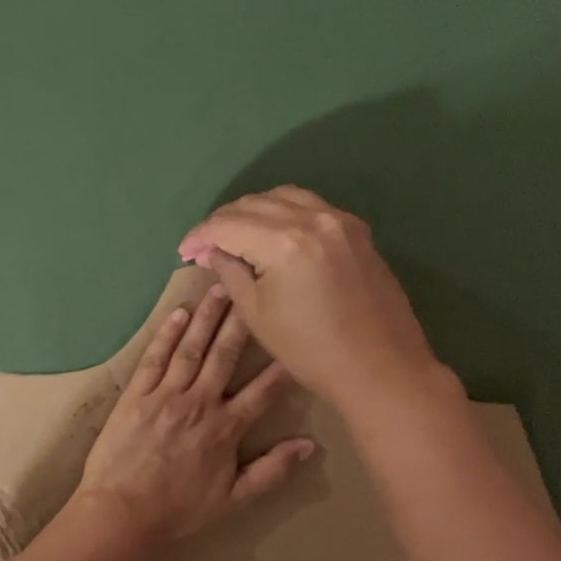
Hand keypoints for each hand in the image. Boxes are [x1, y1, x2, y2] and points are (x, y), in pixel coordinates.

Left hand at [74, 283, 313, 544]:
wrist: (122, 510)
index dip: (284, 362)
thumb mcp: (233, 498)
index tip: (298, 334)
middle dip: (242, 321)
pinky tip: (178, 315)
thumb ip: (271, 470)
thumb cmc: (177, 509)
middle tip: (256, 286)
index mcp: (226, 428)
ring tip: (220, 288)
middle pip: (225, 355)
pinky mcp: (134, 397)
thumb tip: (310, 445)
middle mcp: (198, 403)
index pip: (265, 388)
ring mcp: (164, 397)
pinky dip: (166, 336)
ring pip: (190, 350)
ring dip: (206, 318)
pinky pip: (152, 360)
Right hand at [178, 186, 441, 406]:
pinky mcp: (355, 230)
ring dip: (251, 212)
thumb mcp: (254, 312)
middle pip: (253, 203)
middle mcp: (313, 220)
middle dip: (221, 222)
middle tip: (204, 248)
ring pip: (282, 196)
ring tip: (235, 238)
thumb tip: (211, 252)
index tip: (184, 253)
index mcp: (284, 242)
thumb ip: (230, 272)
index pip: (226, 224)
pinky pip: (309, 206)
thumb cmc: (306, 346)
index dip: (198, 236)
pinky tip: (270, 238)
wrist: (377, 363)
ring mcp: (339, 221)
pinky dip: (281, 214)